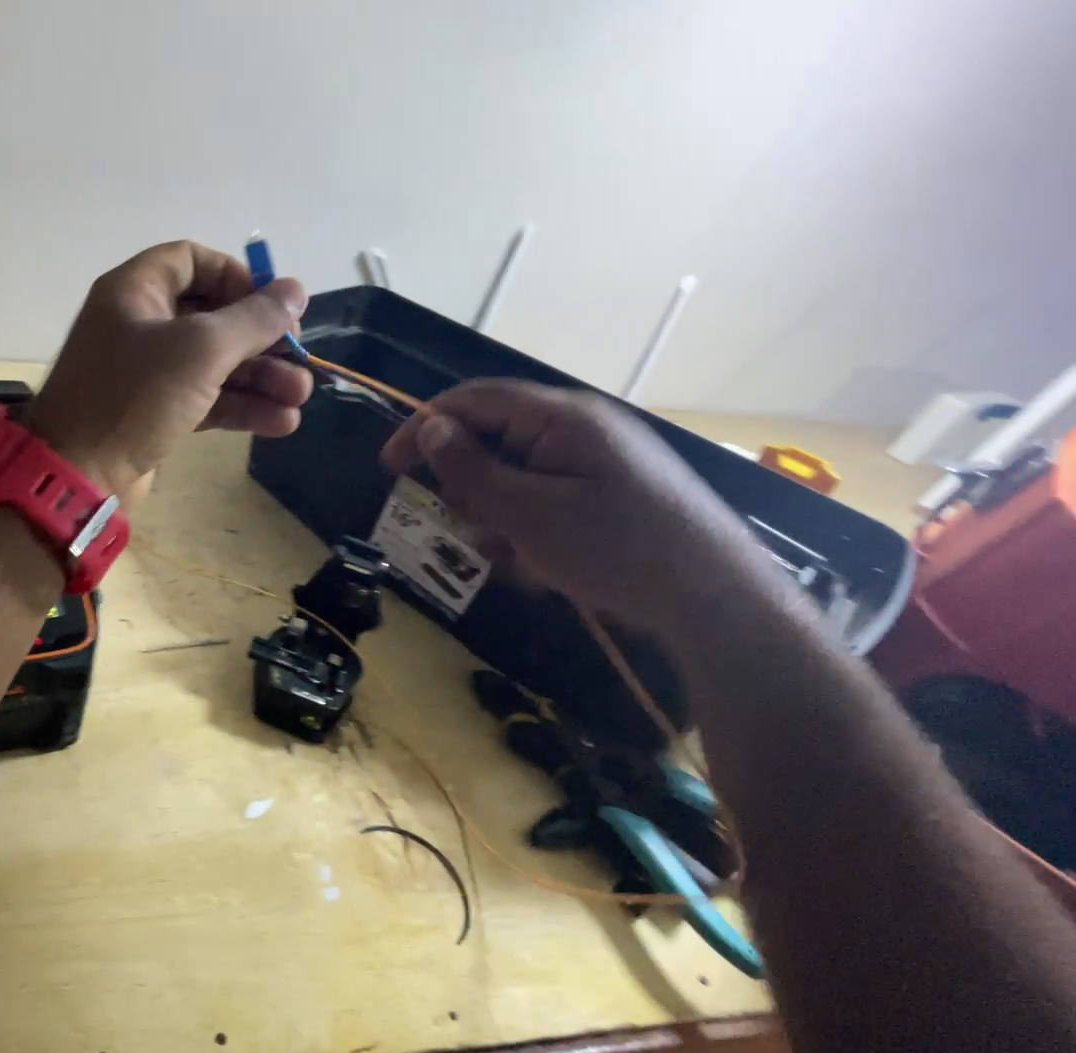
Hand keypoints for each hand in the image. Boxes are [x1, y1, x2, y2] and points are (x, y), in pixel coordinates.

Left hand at [27, 240, 312, 502]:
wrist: (78, 475)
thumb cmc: (133, 397)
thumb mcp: (199, 350)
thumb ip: (252, 319)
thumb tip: (296, 290)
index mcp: (135, 291)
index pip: (193, 260)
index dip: (238, 277)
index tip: (273, 305)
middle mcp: (139, 325)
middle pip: (212, 316)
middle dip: (261, 339)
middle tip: (300, 359)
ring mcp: (145, 373)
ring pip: (213, 364)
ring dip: (259, 378)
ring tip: (300, 397)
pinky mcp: (154, 414)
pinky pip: (204, 399)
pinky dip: (239, 408)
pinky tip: (280, 423)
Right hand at [380, 379, 797, 631]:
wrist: (715, 600)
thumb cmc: (615, 550)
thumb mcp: (527, 514)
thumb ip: (471, 469)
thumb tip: (430, 428)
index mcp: (560, 418)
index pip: (473, 400)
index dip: (423, 427)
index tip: (389, 468)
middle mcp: (578, 428)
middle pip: (491, 438)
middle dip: (469, 485)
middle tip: (473, 529)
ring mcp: (596, 460)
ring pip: (514, 474)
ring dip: (498, 514)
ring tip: (514, 556)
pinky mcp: (608, 491)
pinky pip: (544, 496)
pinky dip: (528, 526)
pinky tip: (540, 563)